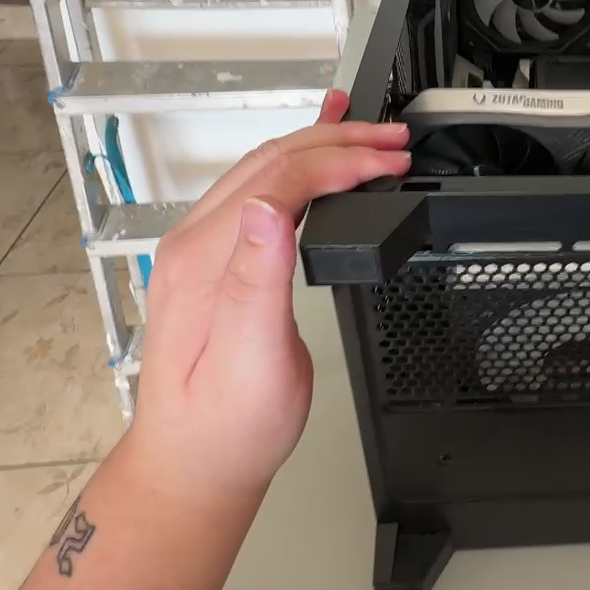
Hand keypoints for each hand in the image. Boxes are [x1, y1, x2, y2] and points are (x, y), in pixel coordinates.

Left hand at [120, 91, 409, 504]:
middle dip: (341, 140)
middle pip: (274, 160)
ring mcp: (204, 247)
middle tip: (394, 138)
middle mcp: (197, 243)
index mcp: (205, 259)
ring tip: (367, 128)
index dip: (341, 162)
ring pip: (266, 165)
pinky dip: (295, 157)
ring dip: (322, 141)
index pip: (281, 179)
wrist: (195, 462)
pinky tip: (315, 144)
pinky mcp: (219, 258)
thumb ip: (256, 281)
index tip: (388, 162)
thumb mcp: (250, 362)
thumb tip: (268, 209)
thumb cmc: (227, 424)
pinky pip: (259, 186)